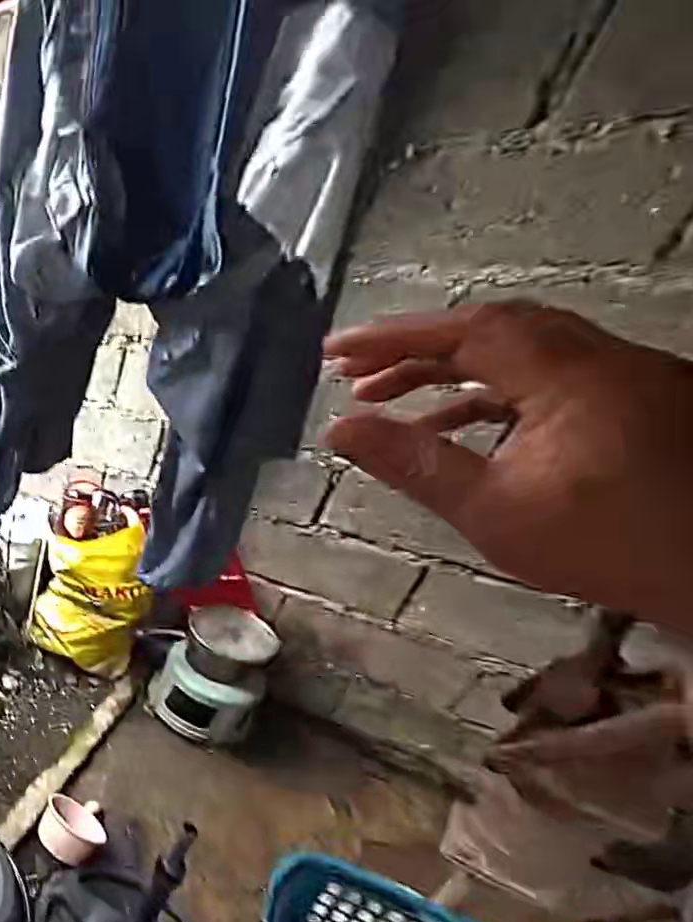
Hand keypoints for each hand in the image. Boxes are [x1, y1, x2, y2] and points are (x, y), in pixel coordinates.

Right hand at [323, 302, 692, 635]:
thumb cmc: (611, 544)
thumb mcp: (491, 508)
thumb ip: (412, 461)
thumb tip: (339, 429)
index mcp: (579, 381)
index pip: (474, 331)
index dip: (395, 336)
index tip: (333, 352)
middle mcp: (611, 365)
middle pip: (498, 330)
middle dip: (414, 345)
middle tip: (349, 370)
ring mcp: (631, 383)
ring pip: (519, 352)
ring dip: (442, 367)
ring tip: (378, 395)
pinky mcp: (636, 405)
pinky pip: (543, 378)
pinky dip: (479, 390)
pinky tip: (440, 423)